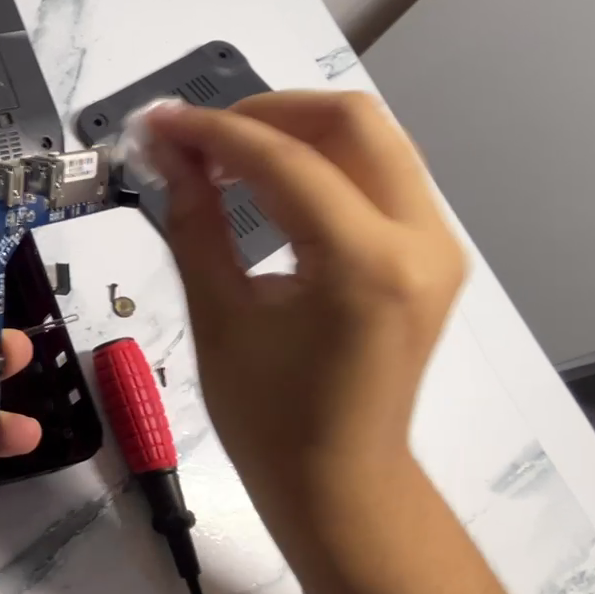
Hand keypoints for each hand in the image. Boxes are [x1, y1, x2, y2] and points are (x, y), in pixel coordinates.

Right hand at [143, 91, 464, 530]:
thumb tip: (167, 154)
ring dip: (293, 133)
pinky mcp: (431, 255)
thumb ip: (194, 221)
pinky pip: (378, 176)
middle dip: (264, 113)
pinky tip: (266, 186)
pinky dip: (318, 163)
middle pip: (351, 121)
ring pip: (371, 140)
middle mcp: (420, 241)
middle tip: (198, 137)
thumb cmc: (265, 417)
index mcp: (363, 265)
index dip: (212, 132)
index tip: (157, 123)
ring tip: (223, 159)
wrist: (338, 480)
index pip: (285, 161)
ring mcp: (437, 245)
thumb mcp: (217, 314)